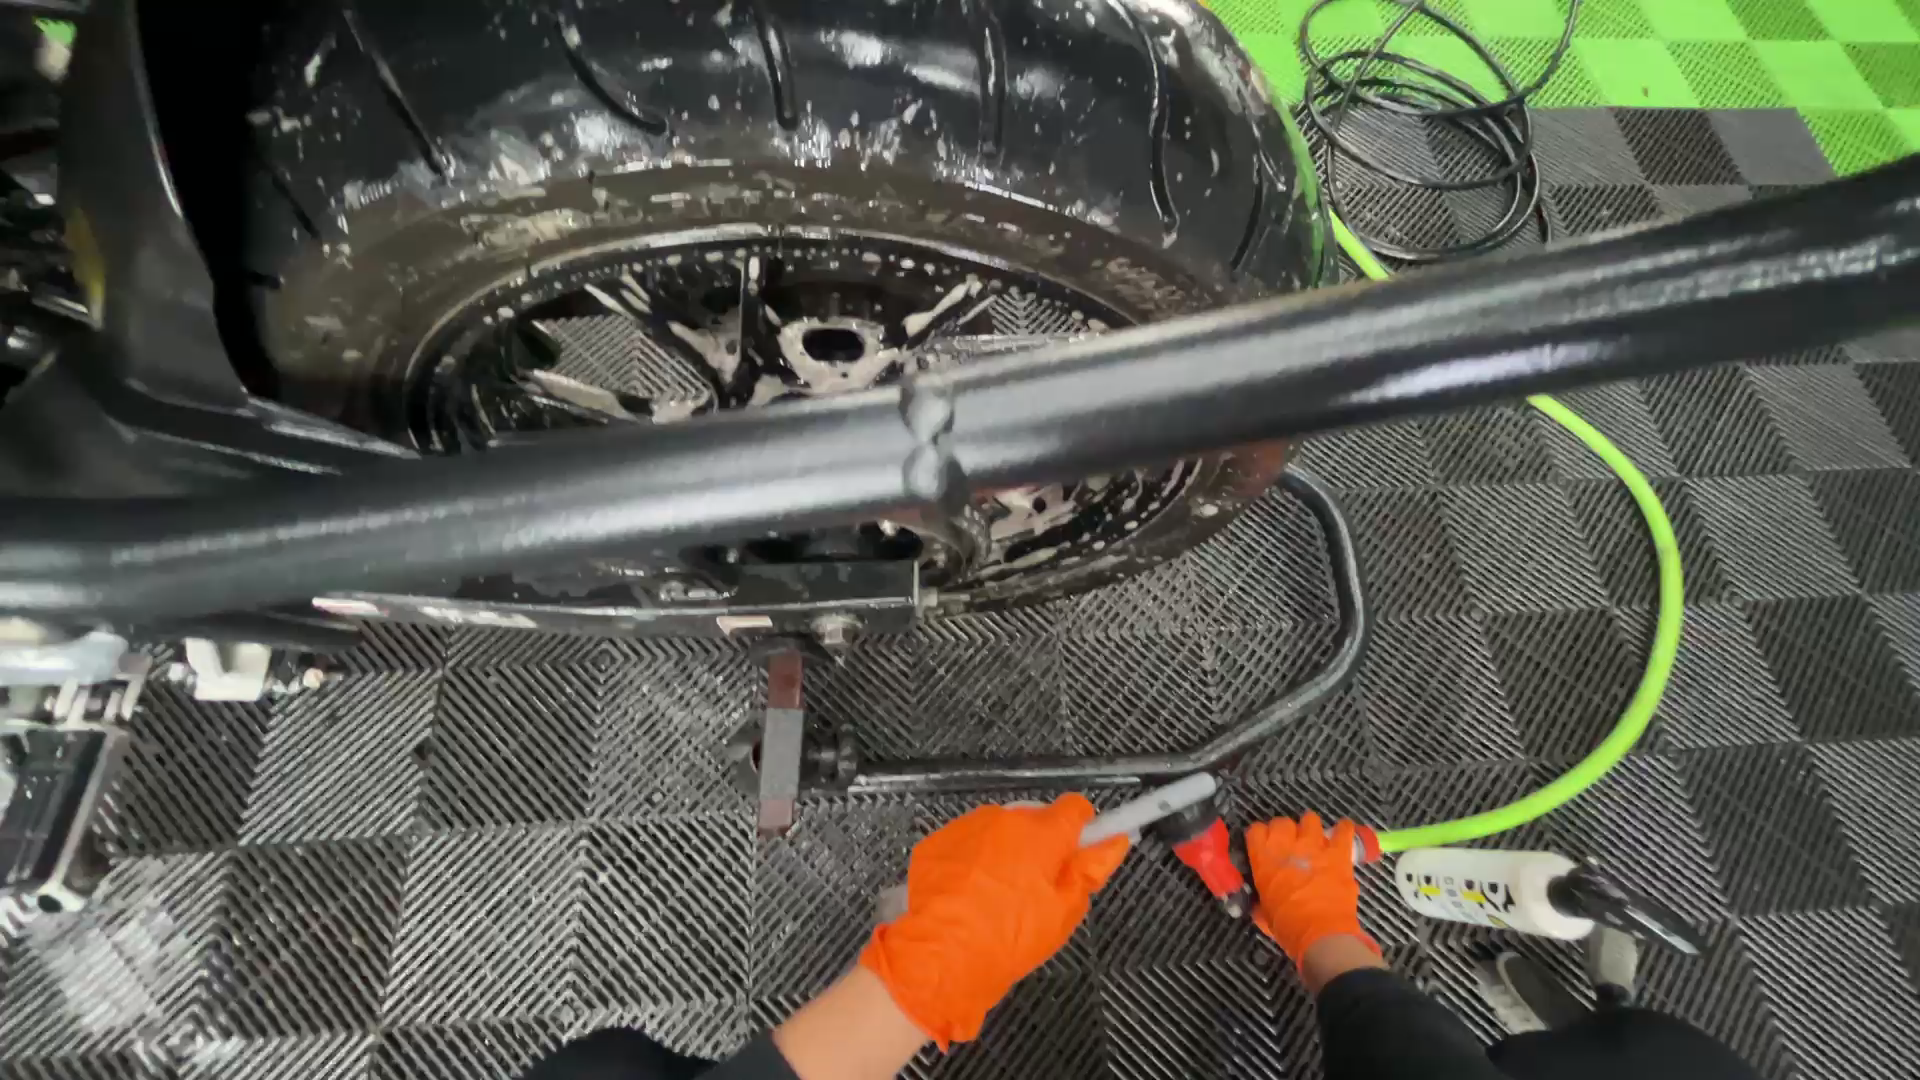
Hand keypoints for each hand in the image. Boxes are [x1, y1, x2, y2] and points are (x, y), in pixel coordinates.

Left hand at [859, 794, 1128, 1046]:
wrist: (940, 955)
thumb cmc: (1009, 938)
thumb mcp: (1062, 912)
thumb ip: (1091, 870)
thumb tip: (1116, 841)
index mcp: (1042, 832)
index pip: (1074, 807)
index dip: (1082, 828)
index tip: (1079, 851)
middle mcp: (1005, 817)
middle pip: (1036, 820)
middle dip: (1041, 846)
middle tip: (1038, 889)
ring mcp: (969, 825)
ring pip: (1001, 831)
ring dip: (1006, 852)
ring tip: (999, 897)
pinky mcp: (940, 838)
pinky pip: (969, 842)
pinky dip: (974, 860)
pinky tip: (970, 894)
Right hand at [1245, 812, 1379, 968]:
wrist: (1322, 936)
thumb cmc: (1288, 926)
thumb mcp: (1264, 913)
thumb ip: (1260, 902)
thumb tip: (1260, 905)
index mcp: (1263, 857)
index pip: (1256, 830)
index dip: (1261, 837)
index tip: (1266, 846)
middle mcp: (1286, 844)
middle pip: (1283, 822)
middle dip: (1286, 832)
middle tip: (1291, 846)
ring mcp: (1314, 846)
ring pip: (1310, 820)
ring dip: (1311, 829)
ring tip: (1315, 840)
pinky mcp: (1338, 854)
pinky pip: (1343, 832)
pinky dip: (1344, 830)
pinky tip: (1343, 831)